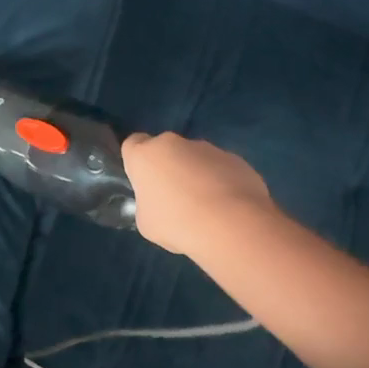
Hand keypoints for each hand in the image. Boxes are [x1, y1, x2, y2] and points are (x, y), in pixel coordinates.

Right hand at [121, 132, 276, 254]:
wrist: (232, 224)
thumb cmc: (177, 223)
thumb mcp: (147, 223)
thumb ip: (148, 204)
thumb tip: (160, 203)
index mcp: (144, 154)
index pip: (132, 145)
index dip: (138, 163)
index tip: (145, 183)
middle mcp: (174, 143)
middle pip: (166, 150)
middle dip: (170, 168)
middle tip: (176, 199)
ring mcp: (208, 148)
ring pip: (196, 159)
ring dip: (197, 175)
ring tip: (208, 209)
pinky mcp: (236, 159)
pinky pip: (222, 169)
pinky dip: (223, 183)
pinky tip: (229, 209)